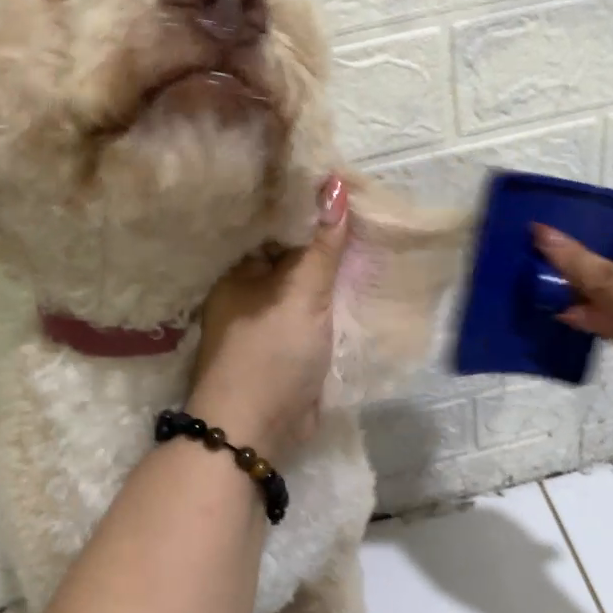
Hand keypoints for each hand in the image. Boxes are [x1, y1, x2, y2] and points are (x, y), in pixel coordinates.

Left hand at [190, 175, 349, 459]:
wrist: (255, 430)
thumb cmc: (270, 353)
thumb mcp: (302, 293)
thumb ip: (323, 244)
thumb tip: (335, 182)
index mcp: (238, 274)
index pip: (274, 230)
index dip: (307, 212)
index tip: (344, 193)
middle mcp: (248, 297)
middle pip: (292, 261)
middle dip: (324, 248)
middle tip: (370, 218)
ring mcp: (267, 328)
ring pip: (306, 294)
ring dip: (332, 282)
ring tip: (374, 249)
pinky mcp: (286, 355)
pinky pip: (313, 323)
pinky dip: (333, 312)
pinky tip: (362, 294)